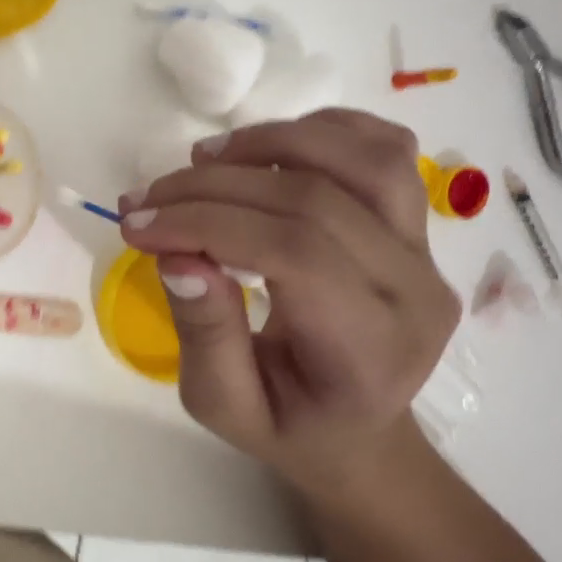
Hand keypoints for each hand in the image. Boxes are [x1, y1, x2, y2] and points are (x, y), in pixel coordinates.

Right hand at [118, 109, 459, 492]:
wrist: (356, 429)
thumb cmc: (285, 424)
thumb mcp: (222, 406)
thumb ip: (205, 337)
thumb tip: (178, 257)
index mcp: (369, 349)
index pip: (294, 254)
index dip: (207, 223)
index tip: (136, 224)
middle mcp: (414, 290)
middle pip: (316, 199)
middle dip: (213, 187)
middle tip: (143, 200)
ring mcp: (426, 251)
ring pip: (364, 158)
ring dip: (271, 143)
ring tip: (200, 160)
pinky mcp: (418, 225)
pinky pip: (383, 149)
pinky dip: (320, 132)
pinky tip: (261, 151)